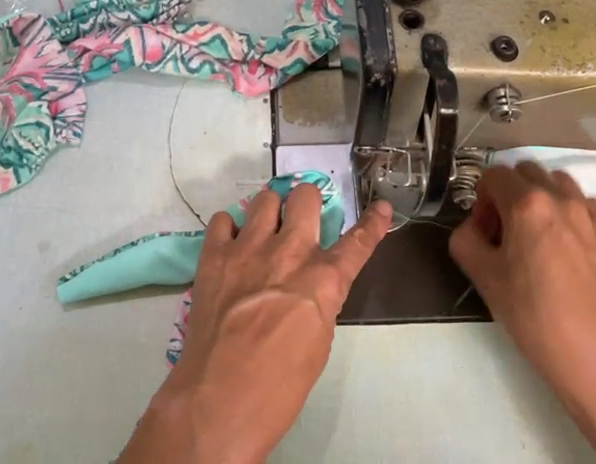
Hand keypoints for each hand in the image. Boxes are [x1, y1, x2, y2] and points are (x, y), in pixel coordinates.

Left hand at [119, 183, 391, 463]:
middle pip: (305, 197)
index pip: (358, 241)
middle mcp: (290, 252)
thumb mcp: (319, 342)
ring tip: (264, 232)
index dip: (373, 223)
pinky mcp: (214, 255)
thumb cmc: (280, 386)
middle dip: (307, 203)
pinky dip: (230, 229)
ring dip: (269, 212)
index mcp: (324, 280)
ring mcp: (249, 248)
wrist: (221, 399)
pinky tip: (231, 246)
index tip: (381, 207)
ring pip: (265, 198)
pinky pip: (223, 219)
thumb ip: (320, 300)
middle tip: (301, 219)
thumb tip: (312, 285)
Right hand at [449, 163, 595, 463]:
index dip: (482, 199)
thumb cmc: (534, 316)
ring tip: (540, 237)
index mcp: (527, 204)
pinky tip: (569, 250)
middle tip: (508, 232)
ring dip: (543, 199)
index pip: (494, 175)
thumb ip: (466, 238)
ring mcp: (592, 215)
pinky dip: (572, 215)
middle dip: (511, 193)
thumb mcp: (483, 277)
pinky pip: (587, 207)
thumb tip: (475, 227)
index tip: (485, 231)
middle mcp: (562, 198)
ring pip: (560, 184)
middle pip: (527, 172)